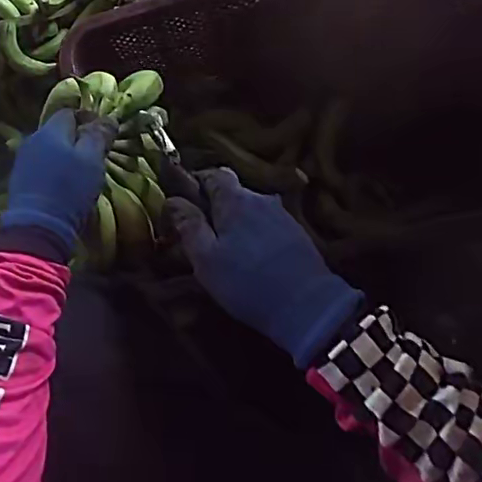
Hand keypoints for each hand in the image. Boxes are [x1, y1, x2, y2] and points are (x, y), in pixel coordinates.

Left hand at [0, 111, 116, 257]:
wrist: (37, 227)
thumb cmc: (69, 189)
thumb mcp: (92, 160)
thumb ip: (99, 136)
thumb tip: (109, 118)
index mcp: (50, 130)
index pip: (70, 113)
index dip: (89, 119)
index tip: (105, 134)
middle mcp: (32, 140)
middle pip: (59, 131)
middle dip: (78, 139)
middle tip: (97, 154)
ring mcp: (23, 161)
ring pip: (50, 149)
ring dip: (66, 156)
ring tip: (83, 172)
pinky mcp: (20, 181)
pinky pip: (42, 166)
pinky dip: (55, 170)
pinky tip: (64, 185)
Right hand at [167, 168, 363, 367]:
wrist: (308, 307)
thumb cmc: (246, 282)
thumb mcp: (205, 258)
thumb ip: (188, 225)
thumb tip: (173, 200)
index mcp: (235, 199)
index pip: (213, 173)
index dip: (196, 183)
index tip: (185, 204)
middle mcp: (260, 199)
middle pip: (233, 192)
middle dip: (216, 206)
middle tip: (203, 233)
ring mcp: (283, 216)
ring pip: (251, 209)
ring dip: (237, 222)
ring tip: (229, 250)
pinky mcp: (298, 235)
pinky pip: (268, 224)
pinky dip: (256, 234)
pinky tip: (254, 258)